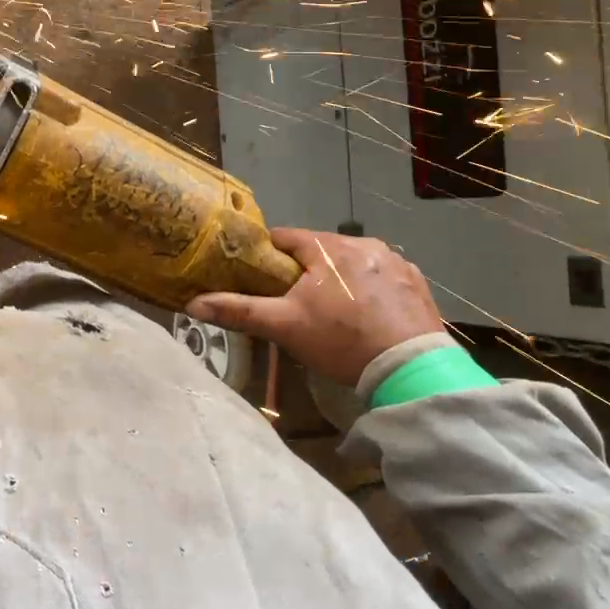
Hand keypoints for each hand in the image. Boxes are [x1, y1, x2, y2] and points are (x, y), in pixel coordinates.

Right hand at [185, 227, 442, 386]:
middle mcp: (367, 245)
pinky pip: (380, 278)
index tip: (255, 276)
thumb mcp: (282, 325)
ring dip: (336, 279)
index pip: (285, 237)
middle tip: (288, 300)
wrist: (411, 371)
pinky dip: (367, 290)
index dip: (265, 255)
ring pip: (352, 263)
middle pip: (320, 250)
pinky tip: (362, 316)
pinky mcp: (418, 285)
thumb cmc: (341, 340)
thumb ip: (237, 310)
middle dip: (302, 270)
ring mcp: (398, 264)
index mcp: (331, 248)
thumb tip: (192, 304)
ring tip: (326, 310)